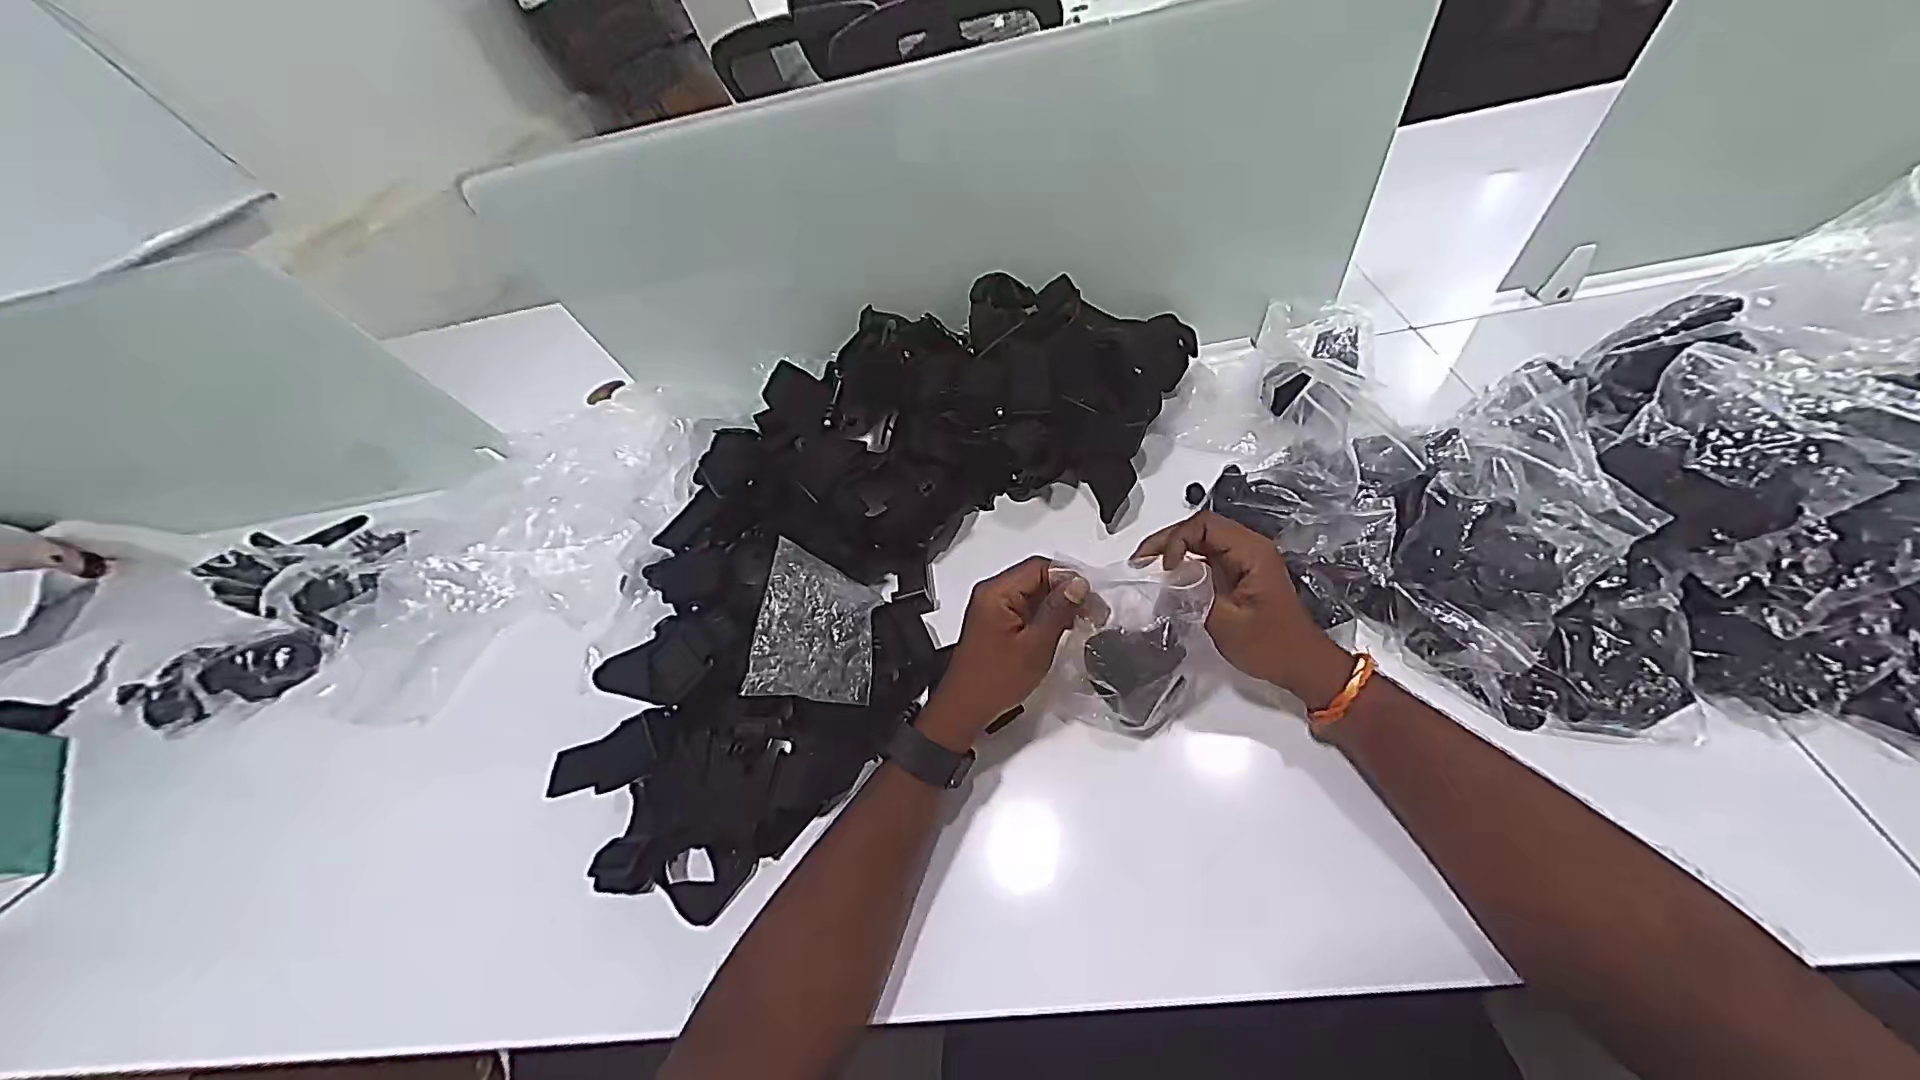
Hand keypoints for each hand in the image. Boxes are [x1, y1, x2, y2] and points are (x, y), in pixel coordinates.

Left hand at [923, 556, 1087, 746]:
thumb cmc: (993, 682)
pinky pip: (1026, 608)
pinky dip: (1046, 616)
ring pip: (1034, 593)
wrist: (966, 708)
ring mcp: (993, 607)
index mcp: (996, 592)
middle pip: (1037, 577)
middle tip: (1092, 611)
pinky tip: (1062, 630)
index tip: (1090, 598)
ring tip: (1082, 622)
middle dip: (1067, 592)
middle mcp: (991, 594)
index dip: (1069, 579)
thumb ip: (1058, 611)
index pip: (1040, 567)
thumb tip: (1078, 585)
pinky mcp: (997, 621)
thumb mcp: (1035, 645)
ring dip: (1059, 604)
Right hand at [1132, 512, 1350, 707]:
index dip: (1176, 540)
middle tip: (1141, 560)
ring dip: (1172, 551)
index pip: (1204, 524)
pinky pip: (1205, 558)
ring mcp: (1244, 561)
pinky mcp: (1238, 575)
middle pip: (1199, 528)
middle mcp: (1249, 549)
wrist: (1302, 665)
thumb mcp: (1227, 622)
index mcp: (1252, 553)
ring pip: (1199, 541)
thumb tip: (1166, 582)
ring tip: (1148, 568)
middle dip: (1167, 541)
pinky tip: (1168, 579)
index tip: (1165, 568)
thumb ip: (1193, 596)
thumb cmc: (1274, 646)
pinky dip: (1183, 564)